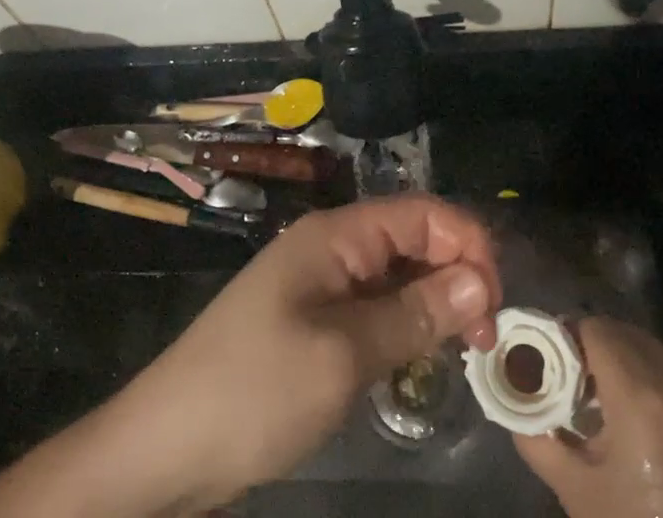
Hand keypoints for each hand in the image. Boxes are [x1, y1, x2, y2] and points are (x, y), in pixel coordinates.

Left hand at [0, 195, 499, 517]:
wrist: (167, 447)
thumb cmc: (255, 390)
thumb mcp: (342, 354)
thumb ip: (414, 315)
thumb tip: (480, 282)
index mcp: (333, 237)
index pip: (421, 214)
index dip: (467, 247)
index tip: (494, 307)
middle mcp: (330, 251)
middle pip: (413, 242)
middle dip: (456, 277)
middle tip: (481, 342)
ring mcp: (320, 289)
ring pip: (398, 280)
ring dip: (434, 307)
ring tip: (460, 354)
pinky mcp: (314, 326)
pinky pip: (375, 311)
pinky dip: (405, 329)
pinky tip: (418, 361)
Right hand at [516, 318, 662, 517]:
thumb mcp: (579, 493)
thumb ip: (539, 439)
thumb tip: (519, 406)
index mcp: (641, 396)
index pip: (596, 329)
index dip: (571, 340)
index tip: (559, 365)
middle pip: (634, 338)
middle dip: (605, 355)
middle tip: (588, 391)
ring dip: (645, 373)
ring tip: (633, 415)